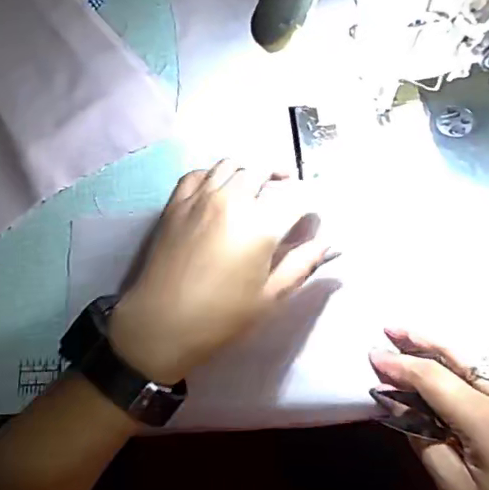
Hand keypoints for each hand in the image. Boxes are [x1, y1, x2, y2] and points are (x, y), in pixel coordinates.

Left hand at [108, 160, 334, 386]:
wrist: (161, 324)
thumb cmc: (221, 316)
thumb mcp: (271, 296)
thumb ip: (302, 263)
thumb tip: (328, 243)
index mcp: (260, 225)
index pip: (296, 200)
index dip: (310, 205)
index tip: (313, 216)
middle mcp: (232, 200)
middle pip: (262, 170)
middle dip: (281, 177)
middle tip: (288, 190)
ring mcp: (200, 198)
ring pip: (231, 165)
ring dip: (249, 171)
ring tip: (256, 185)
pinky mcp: (176, 204)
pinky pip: (198, 174)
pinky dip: (214, 175)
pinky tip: (219, 188)